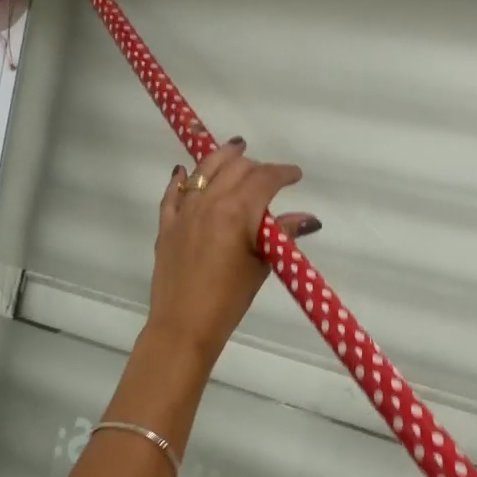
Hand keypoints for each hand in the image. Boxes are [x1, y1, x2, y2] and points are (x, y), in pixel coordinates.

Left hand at [145, 138, 317, 363]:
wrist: (183, 325)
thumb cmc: (228, 301)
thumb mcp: (260, 266)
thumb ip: (281, 235)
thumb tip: (308, 220)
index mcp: (236, 211)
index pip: (264, 179)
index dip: (283, 173)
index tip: (295, 175)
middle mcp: (209, 202)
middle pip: (236, 168)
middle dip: (256, 166)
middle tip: (269, 176)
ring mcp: (184, 212)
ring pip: (203, 171)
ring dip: (222, 158)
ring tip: (235, 150)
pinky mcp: (167, 226)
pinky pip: (173, 193)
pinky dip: (181, 179)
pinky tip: (183, 172)